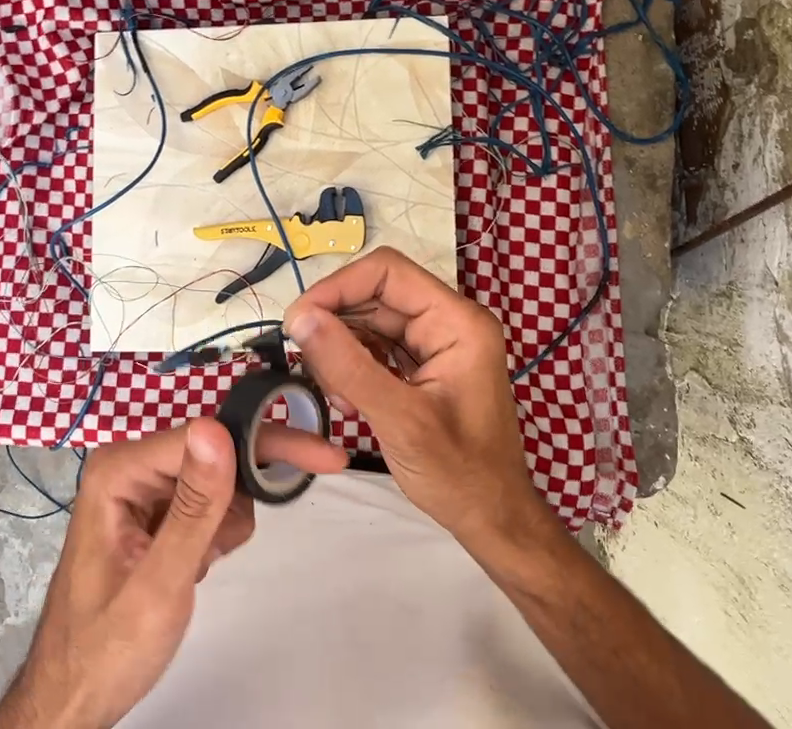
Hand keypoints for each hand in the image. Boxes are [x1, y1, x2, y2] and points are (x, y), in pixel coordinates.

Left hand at [0, 418, 344, 728]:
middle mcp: (129, 468)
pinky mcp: (154, 514)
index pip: (206, 435)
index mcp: (119, 471)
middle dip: (256, 476)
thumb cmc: (107, 649)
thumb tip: (214, 428)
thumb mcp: (159, 583)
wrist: (76, 696)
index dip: (266, 441)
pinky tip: (200, 564)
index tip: (323, 455)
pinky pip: (207, 504)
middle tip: (321, 471)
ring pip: (218, 477)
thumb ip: (192, 508)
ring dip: (229, 518)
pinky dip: (219, 532)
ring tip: (206, 562)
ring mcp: (141, 491)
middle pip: (216, 449)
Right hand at [284, 247, 549, 546]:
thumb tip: (300, 318)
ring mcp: (435, 343)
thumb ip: (349, 366)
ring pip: (368, 321)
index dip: (337, 287)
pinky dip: (351, 367)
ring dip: (340, 350)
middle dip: (335, 325)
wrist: (492, 519)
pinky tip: (346, 400)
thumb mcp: (400, 420)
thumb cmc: (460, 474)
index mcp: (457, 321)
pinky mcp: (421, 365)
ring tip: (336, 394)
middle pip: (373, 294)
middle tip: (307, 364)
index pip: (387, 272)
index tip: (299, 322)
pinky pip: (374, 347)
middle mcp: (447, 321)